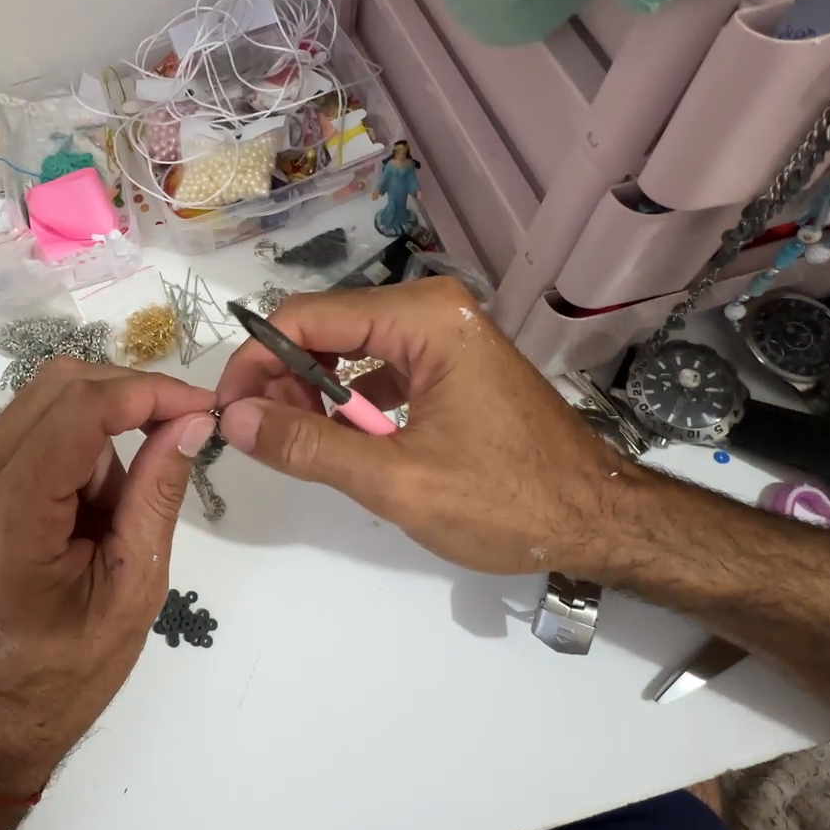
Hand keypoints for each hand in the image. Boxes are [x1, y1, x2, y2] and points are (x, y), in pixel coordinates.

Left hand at [0, 359, 215, 797]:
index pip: (80, 413)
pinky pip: (32, 428)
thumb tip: (193, 420)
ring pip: (46, 399)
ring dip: (103, 426)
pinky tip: (90, 506)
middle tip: (179, 431)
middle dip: (129, 396)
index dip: (148, 392)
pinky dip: (78, 444)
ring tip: (118, 507)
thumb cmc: (64, 678)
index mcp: (5, 521)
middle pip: (59, 385)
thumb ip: (158, 495)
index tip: (202, 406)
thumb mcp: (132, 591)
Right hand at [214, 278, 638, 577]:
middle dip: (284, 378)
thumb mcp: (396, 480)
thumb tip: (235, 419)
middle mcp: (431, 308)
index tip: (228, 409)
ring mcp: (442, 332)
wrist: (601, 521)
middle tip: (263, 435)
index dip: (256, 361)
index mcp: (422, 317)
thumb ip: (308, 446)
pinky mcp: (448, 360)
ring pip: (347, 346)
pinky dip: (347, 397)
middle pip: (324, 327)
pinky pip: (377, 363)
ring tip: (301, 441)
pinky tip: (340, 435)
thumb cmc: (507, 501)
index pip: (306, 318)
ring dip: (313, 390)